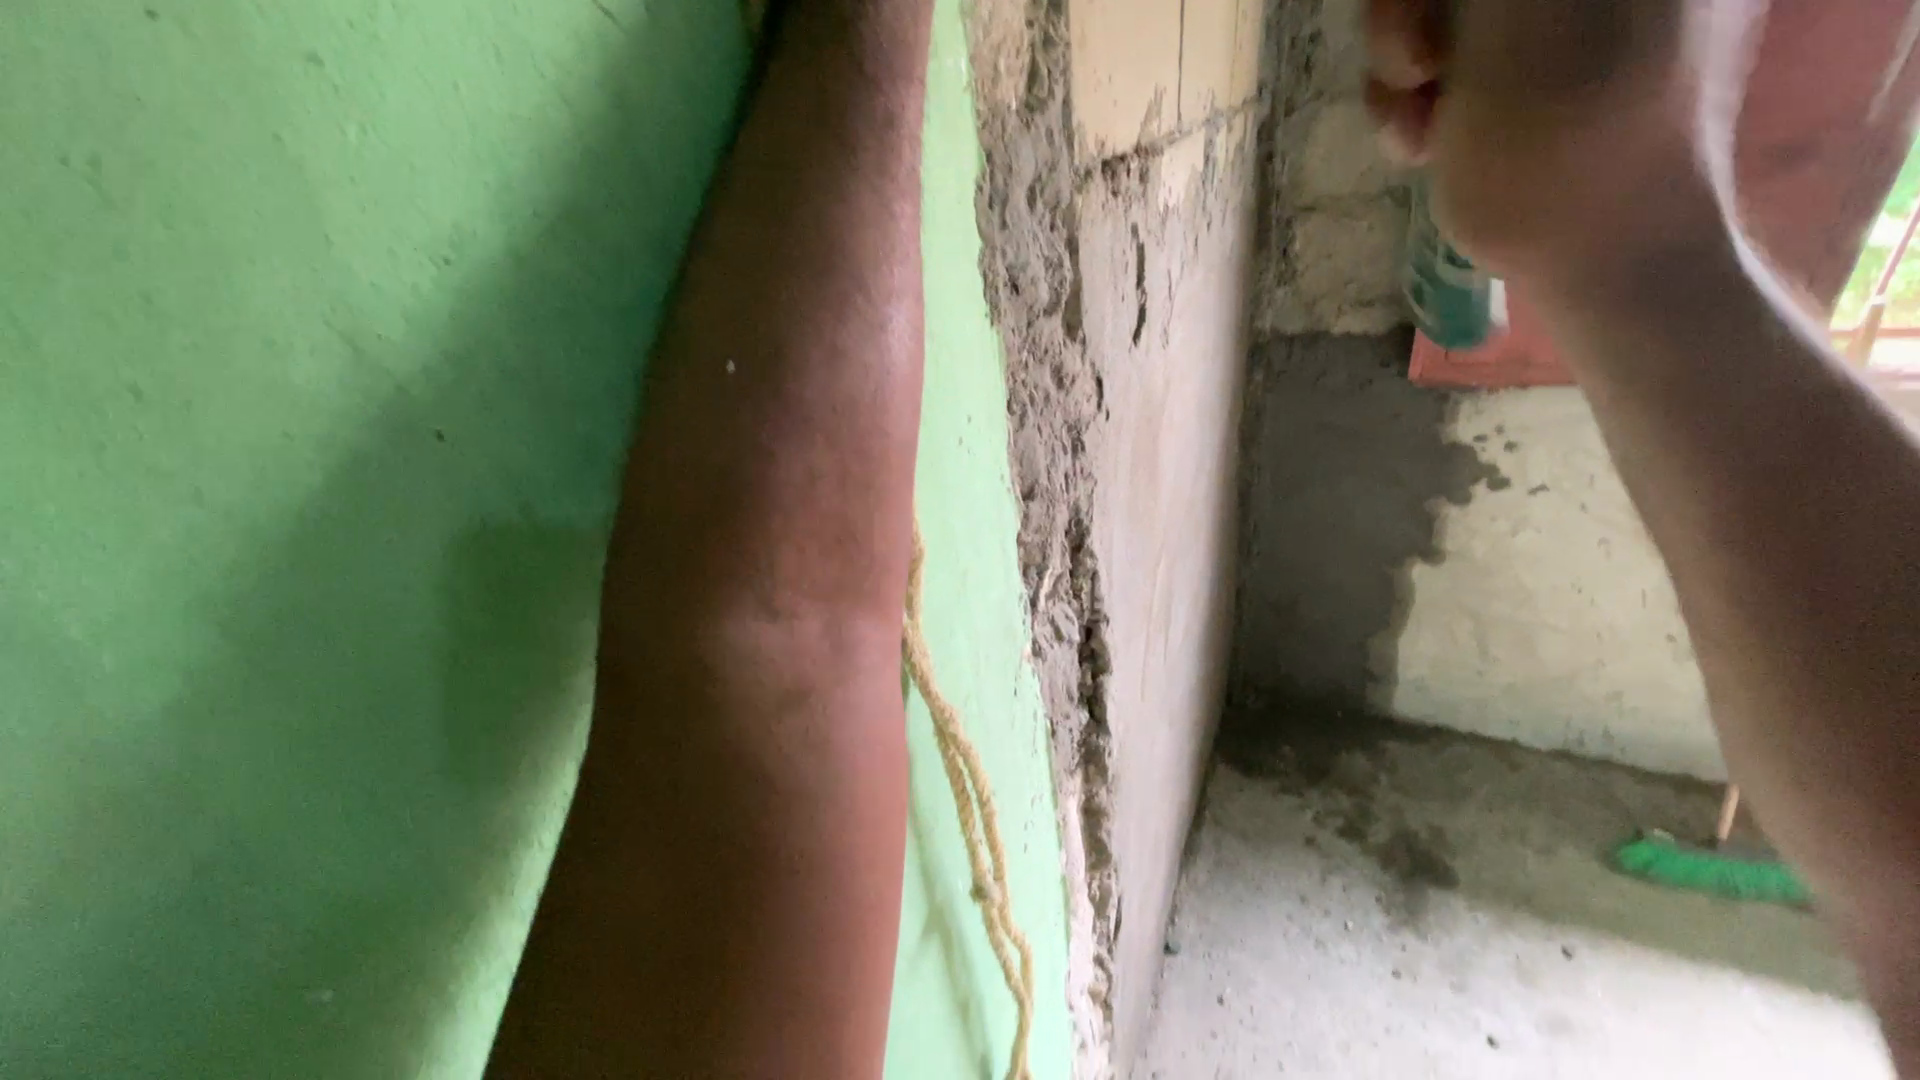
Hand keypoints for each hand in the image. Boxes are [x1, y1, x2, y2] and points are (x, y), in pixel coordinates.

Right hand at [1364, 0, 1764, 295]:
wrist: (1592, 250)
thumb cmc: (1570, 137)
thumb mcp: (1523, 14)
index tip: (1425, 28)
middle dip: (1405, 17)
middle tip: (1420, 68)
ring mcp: (1536, 12)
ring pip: (1419, 7)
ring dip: (1396, 67)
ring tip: (1424, 121)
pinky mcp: (1500, 66)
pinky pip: (1421, 57)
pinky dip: (1404, 102)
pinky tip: (1425, 139)